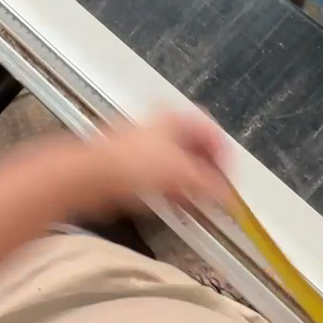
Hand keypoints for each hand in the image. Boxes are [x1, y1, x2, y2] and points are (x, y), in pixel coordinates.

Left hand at [17, 110, 230, 217]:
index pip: (209, 128)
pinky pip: (158, 176)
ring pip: (175, 163)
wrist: (91, 174)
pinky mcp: (127, 164)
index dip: (223, 153)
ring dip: (190, 183)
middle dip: (207, 170)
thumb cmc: (134, 163)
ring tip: (201, 203)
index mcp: (172, 116)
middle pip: (192, 146)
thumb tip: (228, 195)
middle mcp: (156, 125)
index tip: (231, 175)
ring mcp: (140, 144)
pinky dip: (171, 189)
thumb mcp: (183, 173)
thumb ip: (210, 184)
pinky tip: (178, 206)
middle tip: (218, 191)